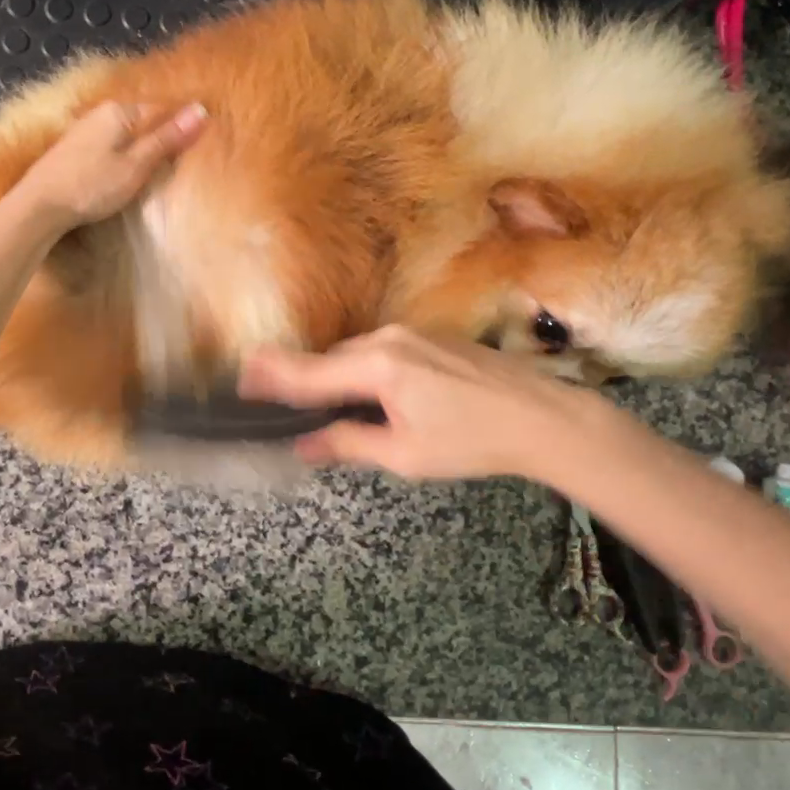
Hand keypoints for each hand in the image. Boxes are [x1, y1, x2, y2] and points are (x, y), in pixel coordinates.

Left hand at [7, 101, 208, 231]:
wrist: (38, 205)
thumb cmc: (91, 185)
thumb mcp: (136, 165)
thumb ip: (167, 139)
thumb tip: (201, 110)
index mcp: (119, 111)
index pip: (162, 109)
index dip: (182, 126)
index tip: (200, 143)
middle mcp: (100, 113)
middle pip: (142, 120)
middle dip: (161, 135)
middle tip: (182, 159)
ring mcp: (84, 130)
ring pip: (124, 133)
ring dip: (141, 147)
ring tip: (158, 167)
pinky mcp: (73, 149)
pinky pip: (109, 145)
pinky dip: (122, 155)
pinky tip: (125, 171)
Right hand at [238, 325, 630, 481]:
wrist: (547, 418)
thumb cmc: (474, 442)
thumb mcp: (405, 454)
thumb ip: (348, 444)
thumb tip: (303, 445)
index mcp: (378, 367)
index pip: (308, 372)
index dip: (271, 377)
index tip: (241, 380)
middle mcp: (387, 340)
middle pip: (329, 363)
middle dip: (303, 382)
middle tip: (277, 403)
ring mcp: (410, 334)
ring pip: (354, 356)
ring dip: (335, 379)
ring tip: (324, 408)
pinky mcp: (430, 337)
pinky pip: (378, 352)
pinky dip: (362, 372)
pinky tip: (369, 396)